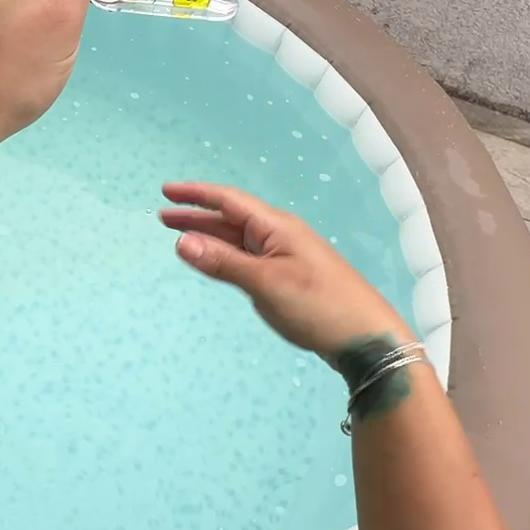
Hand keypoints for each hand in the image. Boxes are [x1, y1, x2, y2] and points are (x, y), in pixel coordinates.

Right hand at [161, 182, 415, 360]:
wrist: (366, 337)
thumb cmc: (318, 305)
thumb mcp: (265, 283)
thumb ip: (223, 262)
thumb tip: (182, 242)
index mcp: (276, 226)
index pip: (228, 201)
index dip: (196, 194)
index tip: (166, 192)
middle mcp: (279, 235)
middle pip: (231, 218)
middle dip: (197, 216)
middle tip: (163, 217)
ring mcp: (285, 256)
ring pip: (239, 239)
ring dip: (209, 236)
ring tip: (179, 237)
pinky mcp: (288, 277)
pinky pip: (248, 258)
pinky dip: (225, 256)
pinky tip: (215, 261)